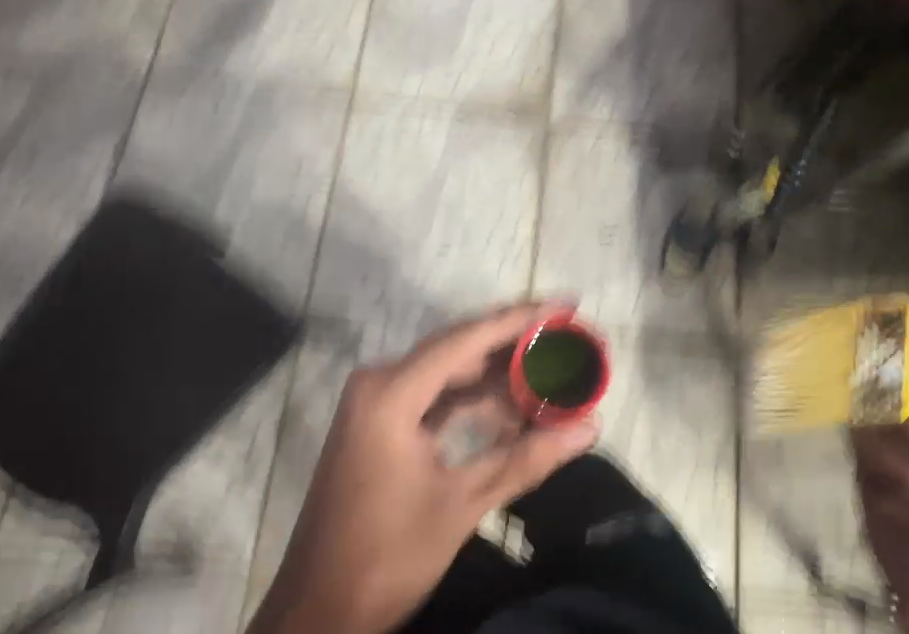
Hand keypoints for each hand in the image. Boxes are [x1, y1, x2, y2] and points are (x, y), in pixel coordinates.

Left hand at [248, 302, 599, 633]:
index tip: (566, 306)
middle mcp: (380, 384)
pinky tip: (515, 409)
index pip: (467, 338)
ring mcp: (377, 406)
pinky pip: (435, 399)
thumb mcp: (462, 504)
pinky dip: (474, 402)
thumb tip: (590, 426)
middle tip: (567, 336)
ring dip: (497, 376)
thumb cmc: (386, 555)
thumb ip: (526, 459)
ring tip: (553, 372)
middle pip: (458, 349)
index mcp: (391, 391)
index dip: (521, 319)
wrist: (318, 613)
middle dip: (515, 345)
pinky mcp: (380, 429)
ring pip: (448, 374)